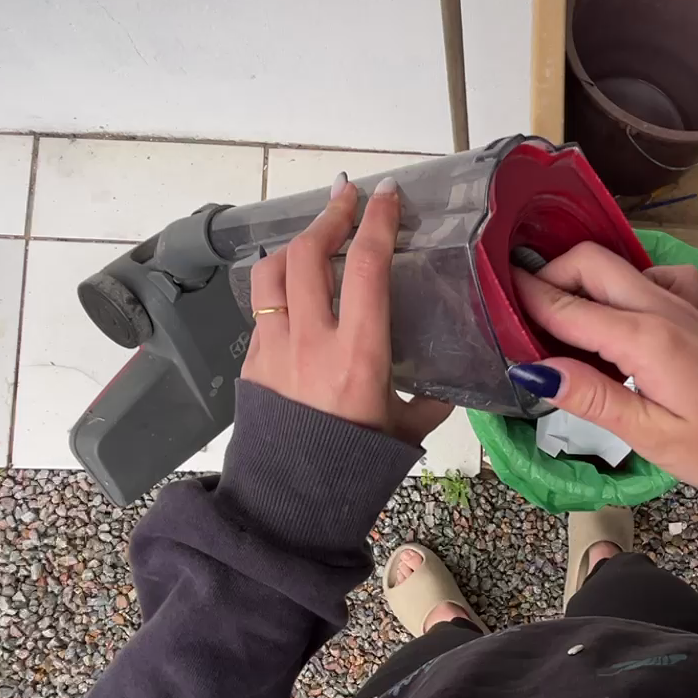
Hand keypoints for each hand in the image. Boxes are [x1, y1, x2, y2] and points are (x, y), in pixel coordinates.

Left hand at [241, 173, 452, 444]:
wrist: (290, 502)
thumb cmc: (355, 465)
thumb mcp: (405, 430)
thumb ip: (428, 401)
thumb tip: (446, 386)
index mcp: (359, 353)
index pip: (366, 266)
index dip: (377, 221)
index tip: (387, 194)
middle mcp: (311, 340)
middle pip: (308, 254)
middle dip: (329, 216)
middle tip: (346, 197)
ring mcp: (273, 347)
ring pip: (271, 273)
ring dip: (294, 245)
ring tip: (314, 237)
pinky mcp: (252, 361)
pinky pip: (262, 308)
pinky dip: (280, 288)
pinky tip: (297, 294)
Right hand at [509, 243, 697, 494]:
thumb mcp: (653, 436)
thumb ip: (593, 397)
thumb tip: (535, 369)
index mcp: (646, 340)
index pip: (567, 307)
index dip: (523, 301)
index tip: (487, 300)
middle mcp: (661, 308)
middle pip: (589, 263)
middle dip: (547, 277)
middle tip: (519, 317)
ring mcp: (679, 305)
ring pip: (616, 266)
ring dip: (578, 280)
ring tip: (555, 323)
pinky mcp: (691, 313)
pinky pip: (649, 277)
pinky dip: (620, 286)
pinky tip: (616, 319)